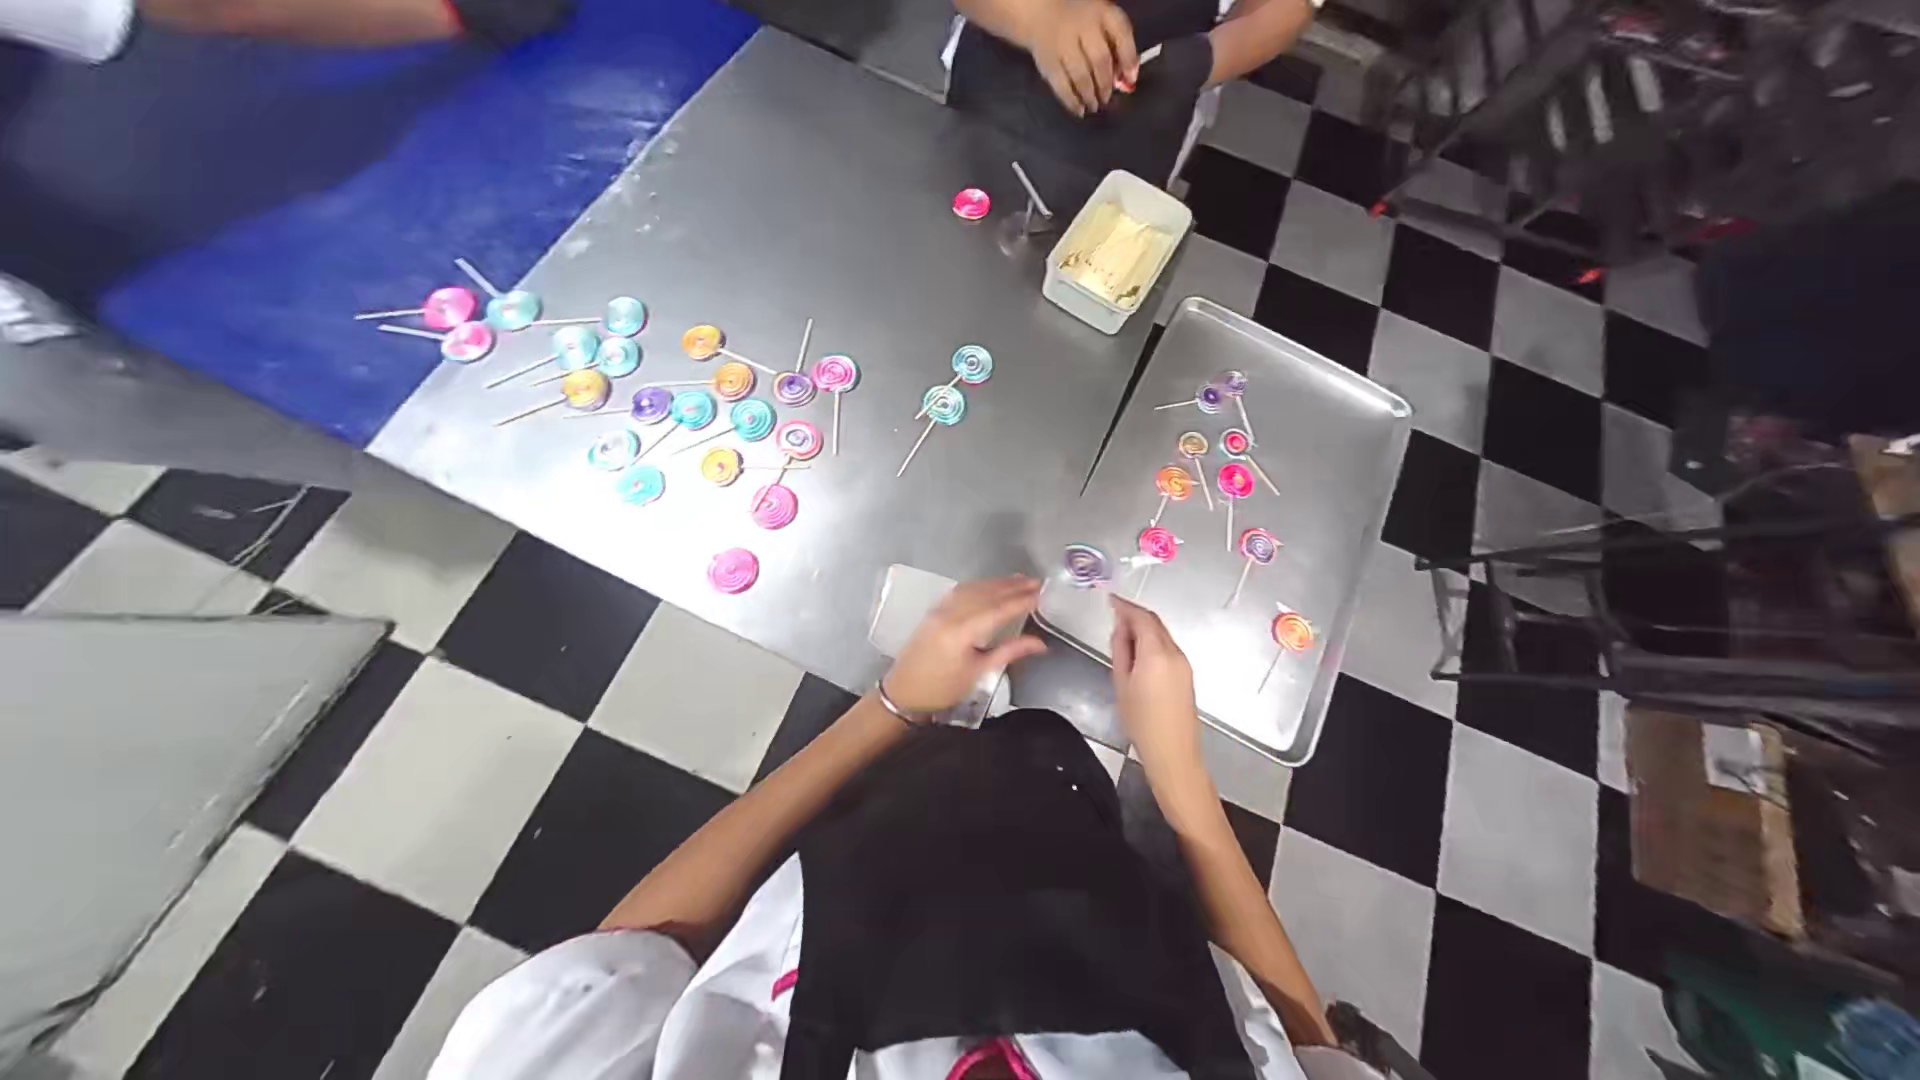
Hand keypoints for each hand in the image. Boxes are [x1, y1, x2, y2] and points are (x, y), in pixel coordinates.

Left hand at [884, 576, 1048, 713]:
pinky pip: (959, 592)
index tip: (1040, 594)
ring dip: (996, 583)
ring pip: (972, 589)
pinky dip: (978, 585)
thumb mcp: (978, 673)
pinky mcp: (933, 612)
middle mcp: (950, 615)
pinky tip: (989, 585)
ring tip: (1018, 580)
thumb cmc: (942, 689)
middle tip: (1035, 582)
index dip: (1021, 600)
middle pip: (985, 594)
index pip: (998, 610)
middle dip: (1011, 587)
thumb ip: (1008, 652)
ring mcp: (939, 611)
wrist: (903, 693)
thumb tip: (1039, 643)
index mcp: (962, 632)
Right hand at [1029, 0, 1137, 115]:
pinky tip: (1079, 110)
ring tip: (1093, 105)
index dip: (1129, 58)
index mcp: (1101, 12)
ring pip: (1081, 76)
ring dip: (1090, 95)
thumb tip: (1122, 76)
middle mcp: (1082, 25)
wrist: (1040, 12)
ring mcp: (1063, 45)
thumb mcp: (1100, 20)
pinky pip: (1062, 86)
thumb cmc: (1078, 20)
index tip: (1131, 79)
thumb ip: (1113, 44)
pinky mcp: (1048, 63)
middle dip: (1106, 83)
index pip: (1121, 34)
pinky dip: (1072, 101)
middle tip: (1106, 98)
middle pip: (1100, 60)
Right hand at [1110, 595, 1200, 768]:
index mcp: (1156, 653)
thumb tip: (1120, 630)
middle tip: (1114, 615)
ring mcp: (1184, 664)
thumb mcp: (1121, 683)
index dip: (1125, 606)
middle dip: (1135, 615)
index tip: (1111, 600)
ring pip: (1162, 635)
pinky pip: (1167, 648)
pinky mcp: (1186, 674)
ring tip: (1121, 636)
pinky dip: (1152, 641)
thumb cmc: (1141, 721)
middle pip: (1155, 623)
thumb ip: (1121, 651)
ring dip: (1143, 629)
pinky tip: (1137, 651)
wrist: (1173, 752)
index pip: (1142, 618)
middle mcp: (1174, 653)